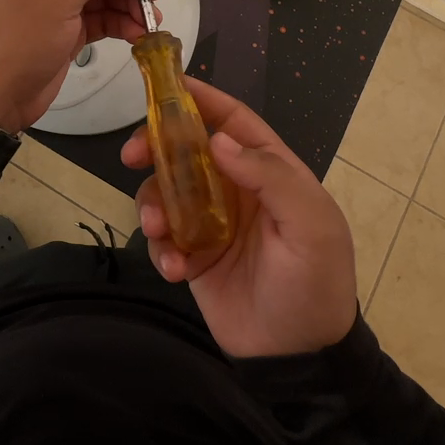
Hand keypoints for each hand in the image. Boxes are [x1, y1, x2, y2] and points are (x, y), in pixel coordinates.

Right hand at [121, 77, 356, 356]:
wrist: (297, 359)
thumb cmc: (314, 284)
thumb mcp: (310, 227)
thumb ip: (271, 177)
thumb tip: (217, 140)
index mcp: (269, 171)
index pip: (233, 121)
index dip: (201, 98)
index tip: (166, 84)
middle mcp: (236, 189)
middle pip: (185, 150)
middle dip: (154, 147)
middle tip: (130, 155)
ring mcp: (211, 221)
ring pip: (165, 191)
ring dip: (152, 204)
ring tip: (157, 230)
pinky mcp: (193, 254)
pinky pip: (163, 237)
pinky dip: (160, 247)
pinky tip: (175, 268)